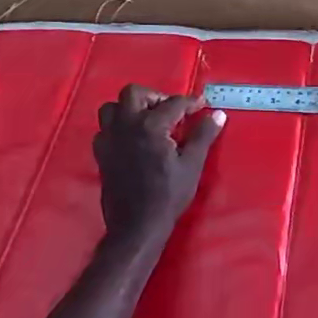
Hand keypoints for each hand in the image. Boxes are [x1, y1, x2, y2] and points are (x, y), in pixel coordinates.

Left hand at [94, 85, 223, 244]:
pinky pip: (105, 127)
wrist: (137, 224)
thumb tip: (217, 114)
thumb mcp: (192, 165)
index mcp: (150, 126)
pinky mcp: (100, 152)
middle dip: (155, 96)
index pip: (173, 103)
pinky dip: (118, 126)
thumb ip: (203, 136)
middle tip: (171, 112)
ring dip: (131, 107)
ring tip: (148, 121)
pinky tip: (133, 139)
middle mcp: (125, 125)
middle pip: (134, 93)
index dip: (190, 102)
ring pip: (113, 107)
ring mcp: (109, 138)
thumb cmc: (168, 196)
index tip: (201, 105)